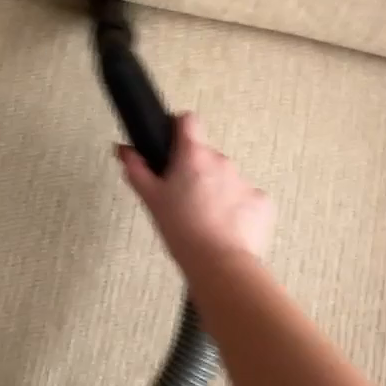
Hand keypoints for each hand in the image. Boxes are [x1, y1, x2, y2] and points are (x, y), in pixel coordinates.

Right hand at [116, 113, 274, 269]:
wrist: (219, 264)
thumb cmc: (184, 233)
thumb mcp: (151, 200)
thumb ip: (136, 169)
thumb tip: (125, 151)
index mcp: (193, 156)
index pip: (187, 121)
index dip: (178, 128)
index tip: (174, 140)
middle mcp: (221, 162)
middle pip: (206, 155)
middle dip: (196, 171)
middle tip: (183, 197)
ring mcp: (244, 181)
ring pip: (226, 178)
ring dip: (217, 191)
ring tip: (204, 219)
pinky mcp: (260, 201)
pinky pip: (246, 198)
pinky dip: (237, 209)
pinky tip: (224, 228)